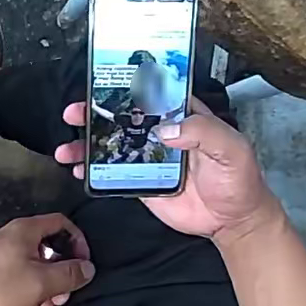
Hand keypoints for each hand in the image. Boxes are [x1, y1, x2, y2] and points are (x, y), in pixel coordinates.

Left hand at [0, 214, 95, 305]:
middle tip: (60, 301)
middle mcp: (8, 242)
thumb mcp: (39, 283)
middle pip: (48, 252)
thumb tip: (88, 267)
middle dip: (60, 278)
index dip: (78, 241)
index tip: (84, 266)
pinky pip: (17, 288)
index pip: (59, 222)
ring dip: (45, 296)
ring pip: (33, 275)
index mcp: (22, 231)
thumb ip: (68, 274)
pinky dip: (27, 303)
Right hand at [54, 97, 285, 242]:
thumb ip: (204, 132)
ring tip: (67, 149)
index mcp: (183, 116)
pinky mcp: (141, 182)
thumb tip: (166, 129)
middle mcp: (162, 132)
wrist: (234, 221)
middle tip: (74, 113)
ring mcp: (149, 157)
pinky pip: (113, 173)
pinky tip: (78, 171)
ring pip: (112, 144)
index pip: (151, 94)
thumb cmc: (239, 179)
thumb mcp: (231, 148)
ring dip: (87, 144)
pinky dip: (93, 171)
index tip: (101, 84)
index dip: (125, 86)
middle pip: (123, 117)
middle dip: (94, 113)